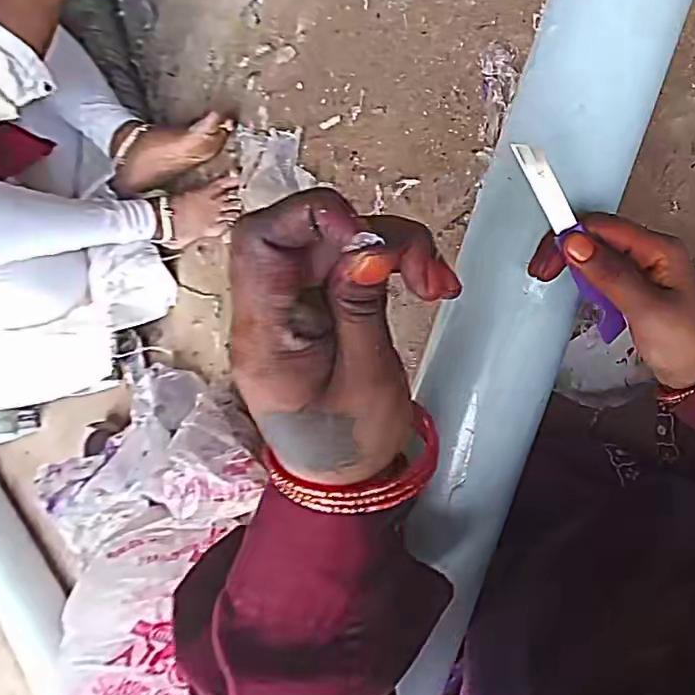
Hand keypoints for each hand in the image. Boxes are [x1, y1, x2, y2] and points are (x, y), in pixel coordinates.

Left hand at [230, 189, 461, 484]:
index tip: (367, 237)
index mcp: (265, 332)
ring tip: (434, 284)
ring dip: (396, 249)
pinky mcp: (325, 302)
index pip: (260, 240)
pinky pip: (357, 262)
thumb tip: (368, 249)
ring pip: (342, 240)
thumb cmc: (346, 444)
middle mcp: (274, 308)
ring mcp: (299, 302)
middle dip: (376, 237)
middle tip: (423, 270)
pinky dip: (396, 263)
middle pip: (309, 231)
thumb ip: (362, 308)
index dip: (312, 218)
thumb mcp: (365, 381)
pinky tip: (426, 284)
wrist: (345, 477)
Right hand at [529, 213, 694, 388]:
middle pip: (597, 236)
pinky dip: (587, 283)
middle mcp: (651, 252)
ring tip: (561, 283)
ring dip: (576, 267)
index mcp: (659, 249)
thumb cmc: (686, 344)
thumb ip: (610, 274)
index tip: (547, 257)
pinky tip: (585, 298)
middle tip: (544, 271)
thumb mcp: (645, 308)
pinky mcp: (634, 286)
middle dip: (568, 250)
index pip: (604, 227)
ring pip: (597, 254)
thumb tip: (576, 243)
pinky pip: (603, 273)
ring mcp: (642, 269)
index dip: (571, 237)